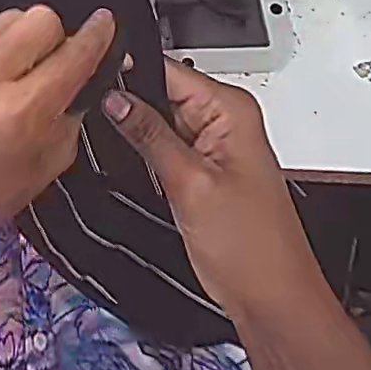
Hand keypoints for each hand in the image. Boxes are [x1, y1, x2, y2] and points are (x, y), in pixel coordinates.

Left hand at [0, 5, 115, 253]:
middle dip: (56, 38)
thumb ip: (77, 99)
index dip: (95, 36)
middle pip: (41, 19)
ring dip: (25, 39)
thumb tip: (93, 53)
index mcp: (16, 116)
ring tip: (17, 73)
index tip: (105, 22)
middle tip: (52, 65)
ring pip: (13, 17)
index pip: (70, 56)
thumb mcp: (56, 153)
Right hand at [101, 61, 324, 319]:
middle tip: (108, 126)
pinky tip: (145, 168)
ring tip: (132, 153)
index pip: (169, 70)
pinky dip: (152, 153)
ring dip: (141, 132)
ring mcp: (215, 141)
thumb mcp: (190, 183)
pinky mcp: (204, 164)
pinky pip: (168, 142)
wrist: (272, 300)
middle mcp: (225, 117)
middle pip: (162, 90)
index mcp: (230, 107)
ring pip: (160, 118)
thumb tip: (116, 98)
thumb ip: (148, 134)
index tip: (98, 85)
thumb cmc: (252, 247)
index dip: (131, 75)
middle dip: (133, 106)